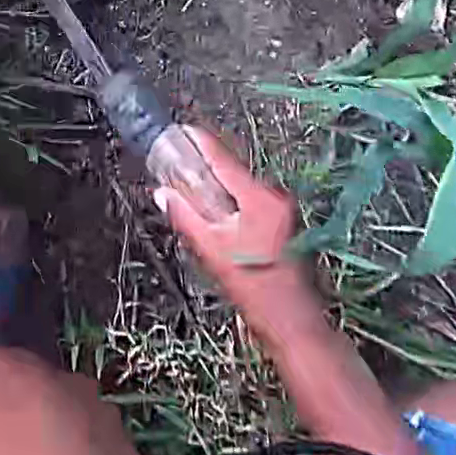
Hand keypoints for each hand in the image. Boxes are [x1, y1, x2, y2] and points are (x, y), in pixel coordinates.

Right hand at [155, 126, 309, 310]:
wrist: (294, 325)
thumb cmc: (257, 291)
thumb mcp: (212, 250)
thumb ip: (184, 216)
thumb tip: (161, 194)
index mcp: (259, 198)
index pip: (224, 158)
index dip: (201, 142)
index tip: (184, 129)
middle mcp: (275, 198)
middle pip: (233, 172)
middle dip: (207, 168)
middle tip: (182, 164)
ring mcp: (284, 211)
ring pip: (243, 188)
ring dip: (220, 188)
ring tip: (196, 193)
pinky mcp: (286, 224)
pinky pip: (253, 201)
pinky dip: (233, 202)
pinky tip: (220, 216)